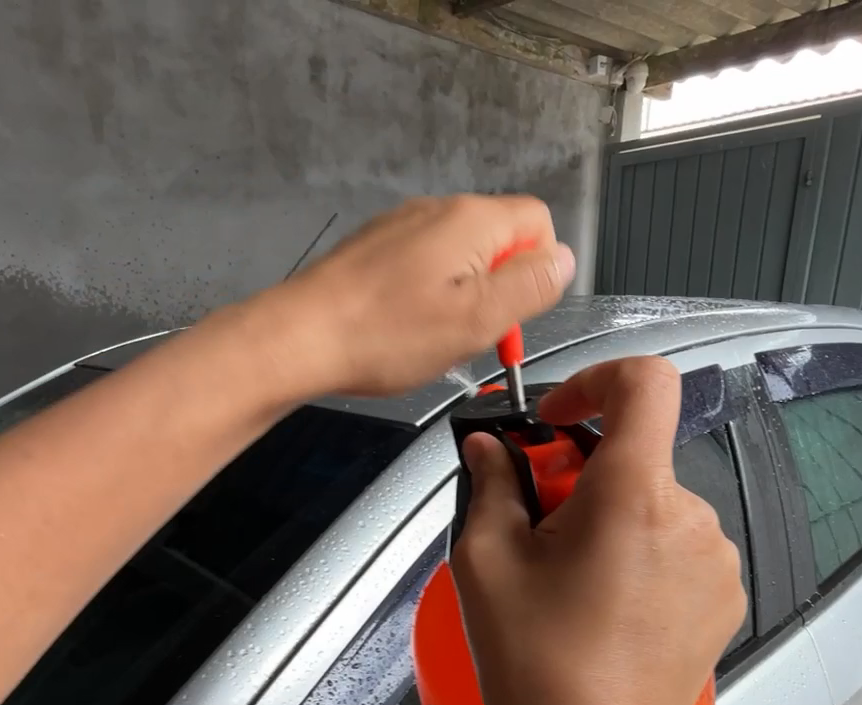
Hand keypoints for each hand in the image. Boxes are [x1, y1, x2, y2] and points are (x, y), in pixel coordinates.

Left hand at [259, 196, 575, 397]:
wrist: (298, 338)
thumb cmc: (388, 334)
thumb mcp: (477, 320)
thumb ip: (530, 286)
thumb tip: (563, 260)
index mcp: (472, 220)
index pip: (538, 222)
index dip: (538, 271)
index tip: (511, 316)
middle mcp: (436, 209)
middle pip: (495, 240)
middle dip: (494, 289)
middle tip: (468, 336)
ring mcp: (397, 226)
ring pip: (454, 257)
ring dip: (457, 297)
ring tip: (427, 338)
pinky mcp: (369, 251)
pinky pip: (416, 267)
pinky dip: (420, 298)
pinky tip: (397, 330)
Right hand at [449, 357, 744, 704]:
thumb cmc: (533, 659)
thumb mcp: (485, 562)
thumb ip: (492, 484)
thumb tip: (490, 447)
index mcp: (633, 495)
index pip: (645, 383)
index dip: (595, 382)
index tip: (555, 423)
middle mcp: (692, 516)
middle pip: (637, 456)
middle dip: (582, 476)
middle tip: (538, 534)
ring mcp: (718, 559)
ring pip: (655, 504)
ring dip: (611, 519)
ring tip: (570, 584)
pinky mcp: (726, 596)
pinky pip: (678, 545)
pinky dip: (641, 553)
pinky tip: (608, 609)